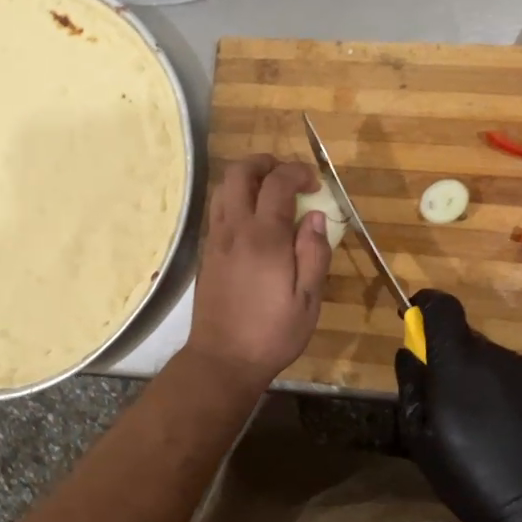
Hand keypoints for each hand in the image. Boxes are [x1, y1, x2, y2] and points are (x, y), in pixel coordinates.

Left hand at [186, 155, 333, 387]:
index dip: (297, 172)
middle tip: (288, 176)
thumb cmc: (272, 333)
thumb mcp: (308, 299)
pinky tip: (253, 219)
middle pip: (240, 172)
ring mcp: (215, 239)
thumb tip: (315, 216)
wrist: (222, 359)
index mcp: (264, 238)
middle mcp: (234, 229)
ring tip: (270, 192)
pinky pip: (217, 209)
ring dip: (247, 178)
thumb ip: (314, 253)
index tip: (315, 183)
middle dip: (266, 163)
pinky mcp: (206, 252)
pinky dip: (235, 198)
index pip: (277, 183)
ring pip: (223, 187)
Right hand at [395, 290, 521, 521]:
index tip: (415, 324)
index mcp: (459, 363)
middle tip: (447, 400)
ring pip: (495, 361)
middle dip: (451, 358)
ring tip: (483, 425)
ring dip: (482, 380)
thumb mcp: (424, 442)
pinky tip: (513, 434)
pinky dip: (510, 395)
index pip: (442, 305)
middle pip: (467, 338)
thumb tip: (409, 354)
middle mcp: (497, 356)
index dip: (425, 307)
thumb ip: (413, 389)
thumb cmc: (476, 481)